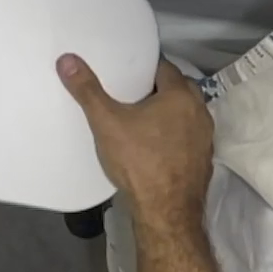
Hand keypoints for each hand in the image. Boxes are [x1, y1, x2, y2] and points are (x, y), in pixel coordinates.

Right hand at [57, 54, 213, 224]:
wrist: (166, 211)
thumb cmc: (138, 160)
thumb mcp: (106, 122)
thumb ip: (87, 90)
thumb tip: (68, 60)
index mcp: (180, 96)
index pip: (165, 68)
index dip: (144, 69)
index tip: (127, 73)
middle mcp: (200, 112)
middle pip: (178, 89)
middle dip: (157, 89)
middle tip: (130, 94)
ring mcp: (205, 138)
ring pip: (185, 114)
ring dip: (168, 112)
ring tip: (140, 119)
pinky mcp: (203, 160)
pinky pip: (188, 137)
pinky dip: (174, 135)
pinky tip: (154, 146)